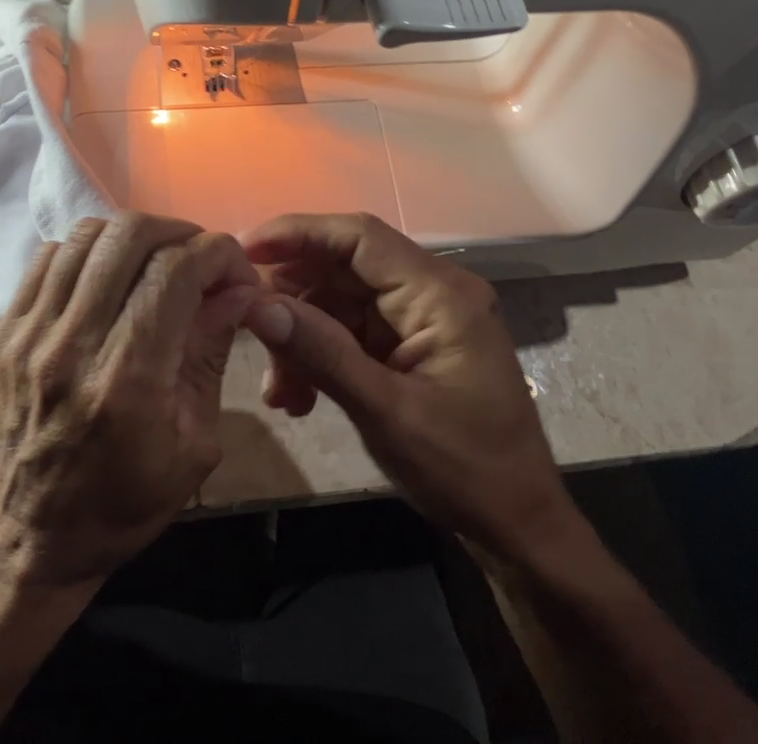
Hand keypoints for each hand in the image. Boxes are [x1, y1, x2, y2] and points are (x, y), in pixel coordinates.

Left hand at [0, 212, 258, 587]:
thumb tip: (238, 291)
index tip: (238, 276)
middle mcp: (71, 344)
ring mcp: (29, 333)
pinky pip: (50, 256)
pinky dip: (92, 253)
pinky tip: (111, 280)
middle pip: (130, 235)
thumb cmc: (127, 501)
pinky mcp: (4, 331)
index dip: (219, 256)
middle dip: (181, 233)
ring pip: (88, 235)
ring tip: (158, 265)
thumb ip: (211, 354)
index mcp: (127, 380)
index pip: (176, 271)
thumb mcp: (196, 443)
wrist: (35, 531)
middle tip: (201, 262)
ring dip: (136, 238)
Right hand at [240, 213, 573, 555]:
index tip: (242, 253)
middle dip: (292, 300)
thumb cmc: (464, 469)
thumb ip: (322, 353)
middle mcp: (433, 293)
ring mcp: (422, 319)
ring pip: (339, 303)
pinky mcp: (411, 345)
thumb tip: (258, 306)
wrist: (516, 522)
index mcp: (441, 296)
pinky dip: (319, 358)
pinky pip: (351, 333)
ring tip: (278, 392)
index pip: (359, 238)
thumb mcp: (386, 413)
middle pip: (343, 268)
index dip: (297, 234)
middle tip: (246, 334)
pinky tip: (298, 399)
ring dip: (300, 339)